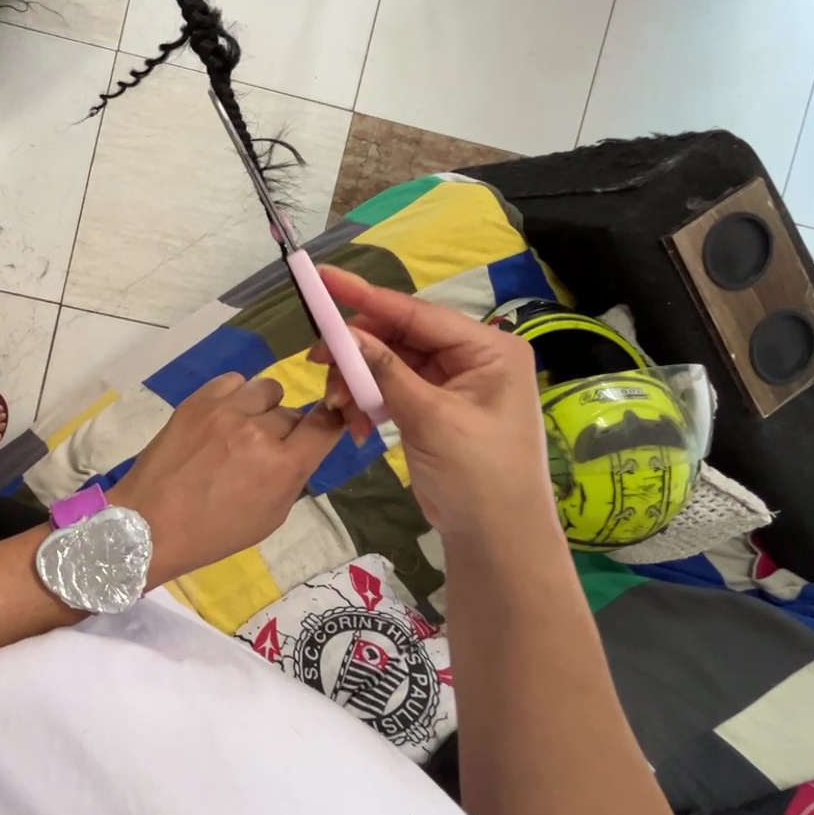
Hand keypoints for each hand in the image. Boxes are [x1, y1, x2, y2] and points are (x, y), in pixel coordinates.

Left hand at [106, 373, 344, 585]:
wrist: (150, 522)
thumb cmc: (213, 532)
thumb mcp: (271, 515)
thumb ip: (292, 474)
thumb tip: (301, 444)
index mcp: (283, 466)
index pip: (327, 424)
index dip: (329, 423)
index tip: (321, 428)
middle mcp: (258, 431)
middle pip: (293, 411)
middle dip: (286, 430)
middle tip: (264, 450)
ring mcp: (224, 411)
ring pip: (266, 389)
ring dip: (262, 407)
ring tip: (242, 429)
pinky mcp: (196, 401)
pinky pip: (232, 381)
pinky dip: (234, 394)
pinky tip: (223, 415)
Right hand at [311, 266, 555, 542]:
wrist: (495, 537)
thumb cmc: (479, 474)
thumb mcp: (431, 418)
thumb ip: (386, 371)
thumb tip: (343, 333)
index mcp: (487, 349)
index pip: (414, 312)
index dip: (364, 295)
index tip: (321, 277)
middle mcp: (469, 357)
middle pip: (394, 335)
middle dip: (355, 353)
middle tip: (317, 364)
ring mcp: (448, 382)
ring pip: (383, 362)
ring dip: (355, 383)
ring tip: (339, 409)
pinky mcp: (429, 405)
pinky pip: (385, 388)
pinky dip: (364, 402)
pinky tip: (355, 425)